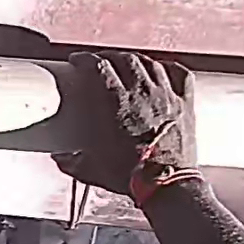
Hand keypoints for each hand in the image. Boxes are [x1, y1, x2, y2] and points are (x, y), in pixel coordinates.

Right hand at [53, 51, 198, 201]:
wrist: (168, 186)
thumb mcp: (93, 169)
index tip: (78, 60)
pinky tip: (161, 69)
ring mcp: (166, 96)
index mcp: (118, 105)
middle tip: (101, 61)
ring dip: (135, 60)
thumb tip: (58, 159)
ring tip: (127, 63)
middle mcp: (143, 94)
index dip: (86, 59)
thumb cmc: (132, 177)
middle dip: (109, 57)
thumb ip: (72, 162)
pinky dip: (169, 67)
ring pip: (150, 63)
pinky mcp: (184, 104)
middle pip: (125, 60)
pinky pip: (180, 74)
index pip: (99, 67)